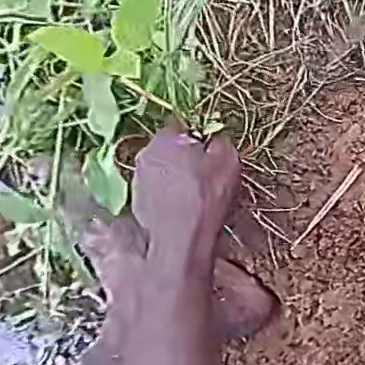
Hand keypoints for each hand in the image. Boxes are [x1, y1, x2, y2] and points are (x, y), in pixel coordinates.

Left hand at [131, 123, 240, 270]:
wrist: (181, 238)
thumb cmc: (206, 195)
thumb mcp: (228, 162)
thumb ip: (221, 145)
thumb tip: (217, 141)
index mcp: (166, 138)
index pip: (179, 127)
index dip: (196, 138)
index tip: (208, 150)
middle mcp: (145, 154)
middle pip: (166, 149)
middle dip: (181, 157)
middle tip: (203, 172)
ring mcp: (137, 180)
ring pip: (159, 172)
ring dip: (172, 178)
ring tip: (193, 193)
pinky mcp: (136, 203)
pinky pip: (154, 193)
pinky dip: (166, 196)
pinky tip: (181, 208)